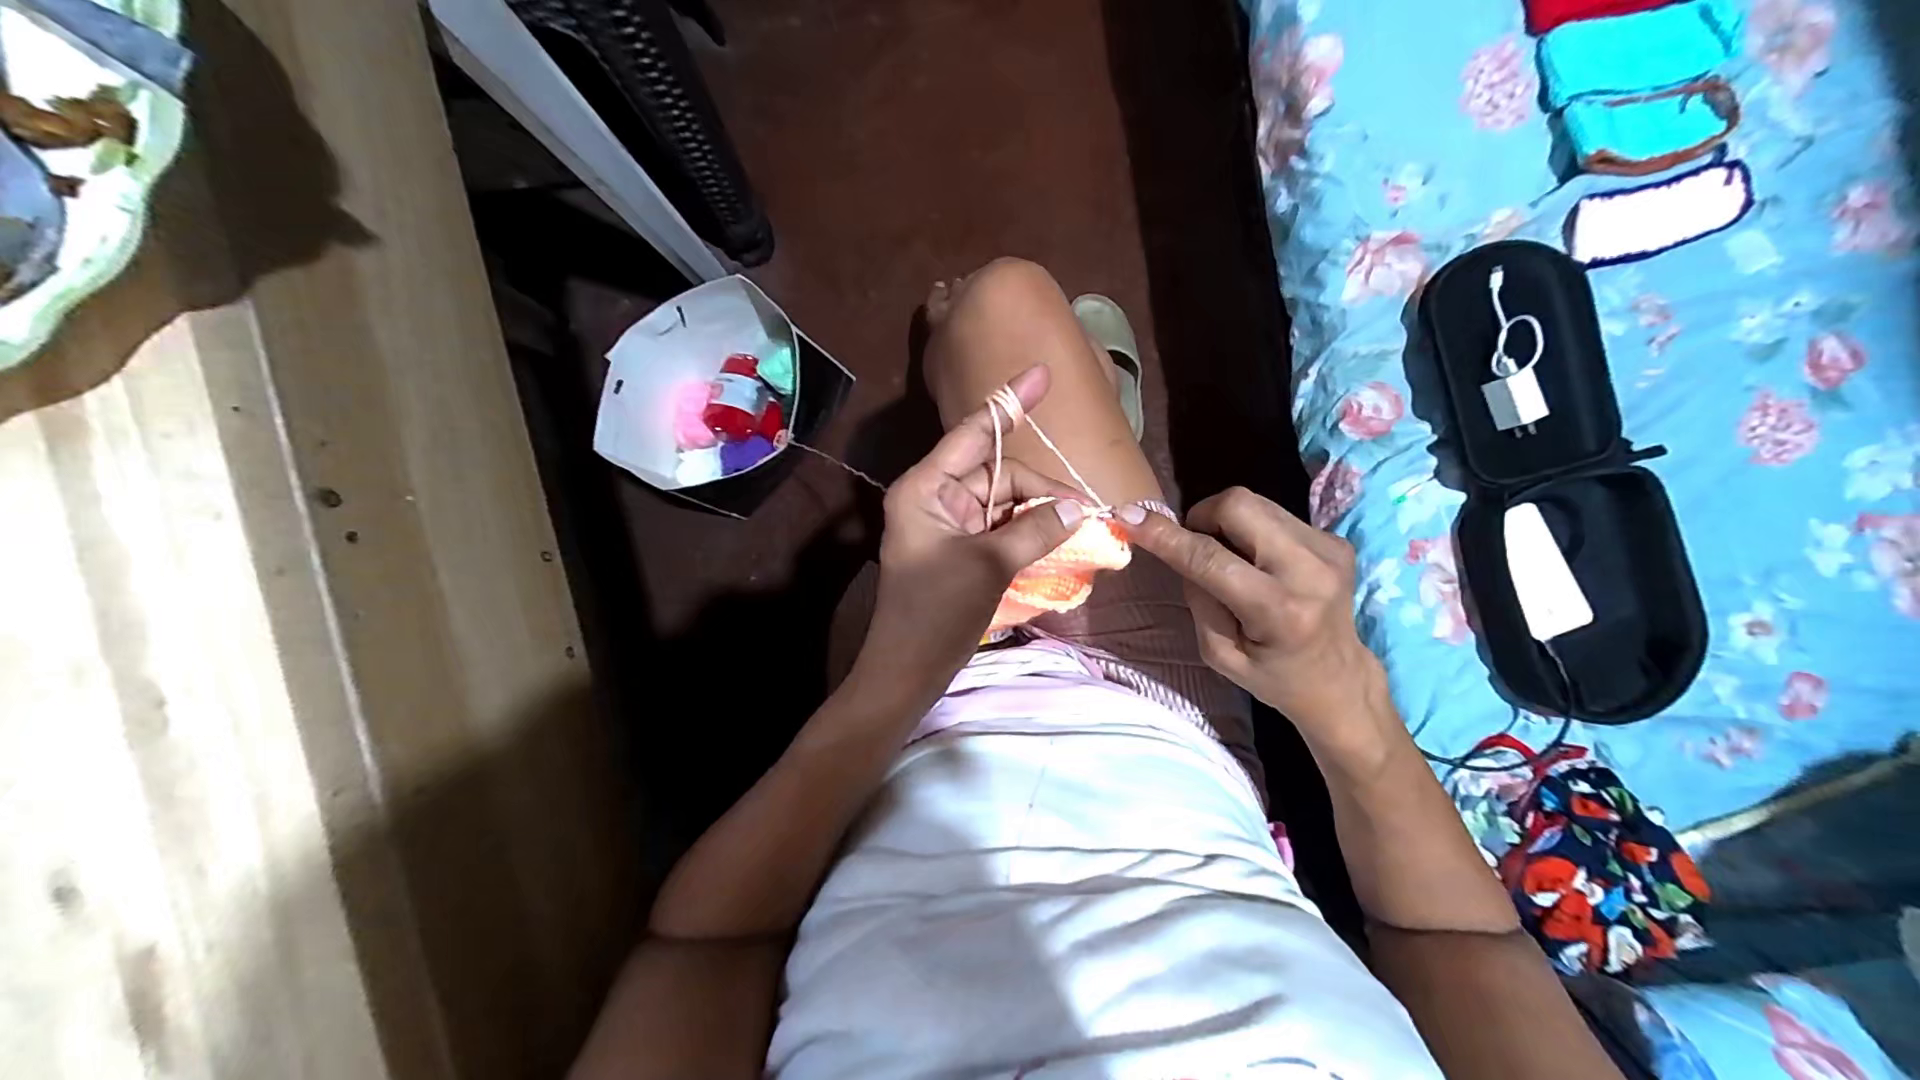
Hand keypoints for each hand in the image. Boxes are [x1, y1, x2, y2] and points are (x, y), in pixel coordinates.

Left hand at [851, 365, 1087, 703]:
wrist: (906, 670)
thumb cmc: (936, 612)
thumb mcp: (989, 565)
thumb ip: (1034, 529)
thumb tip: (1077, 507)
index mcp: (926, 488)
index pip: (975, 434)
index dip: (1010, 404)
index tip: (1042, 373)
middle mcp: (935, 497)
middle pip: (996, 471)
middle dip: (1038, 485)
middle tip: (1083, 506)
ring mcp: (947, 523)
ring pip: (1002, 500)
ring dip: (1036, 509)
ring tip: (1077, 522)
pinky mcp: (959, 548)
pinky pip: (999, 525)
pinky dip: (1026, 529)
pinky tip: (1056, 533)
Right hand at [1119, 487, 1395, 761]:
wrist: (1339, 679)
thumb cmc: (1271, 675)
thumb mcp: (1219, 652)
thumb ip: (1198, 596)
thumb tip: (1177, 543)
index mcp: (1280, 611)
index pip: (1210, 558)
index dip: (1165, 535)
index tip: (1129, 516)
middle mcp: (1311, 571)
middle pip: (1238, 505)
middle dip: (1202, 517)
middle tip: (1196, 545)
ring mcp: (1329, 549)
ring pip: (1255, 502)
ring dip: (1227, 523)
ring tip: (1230, 558)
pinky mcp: (1336, 540)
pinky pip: (1273, 514)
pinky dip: (1251, 530)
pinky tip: (1258, 561)